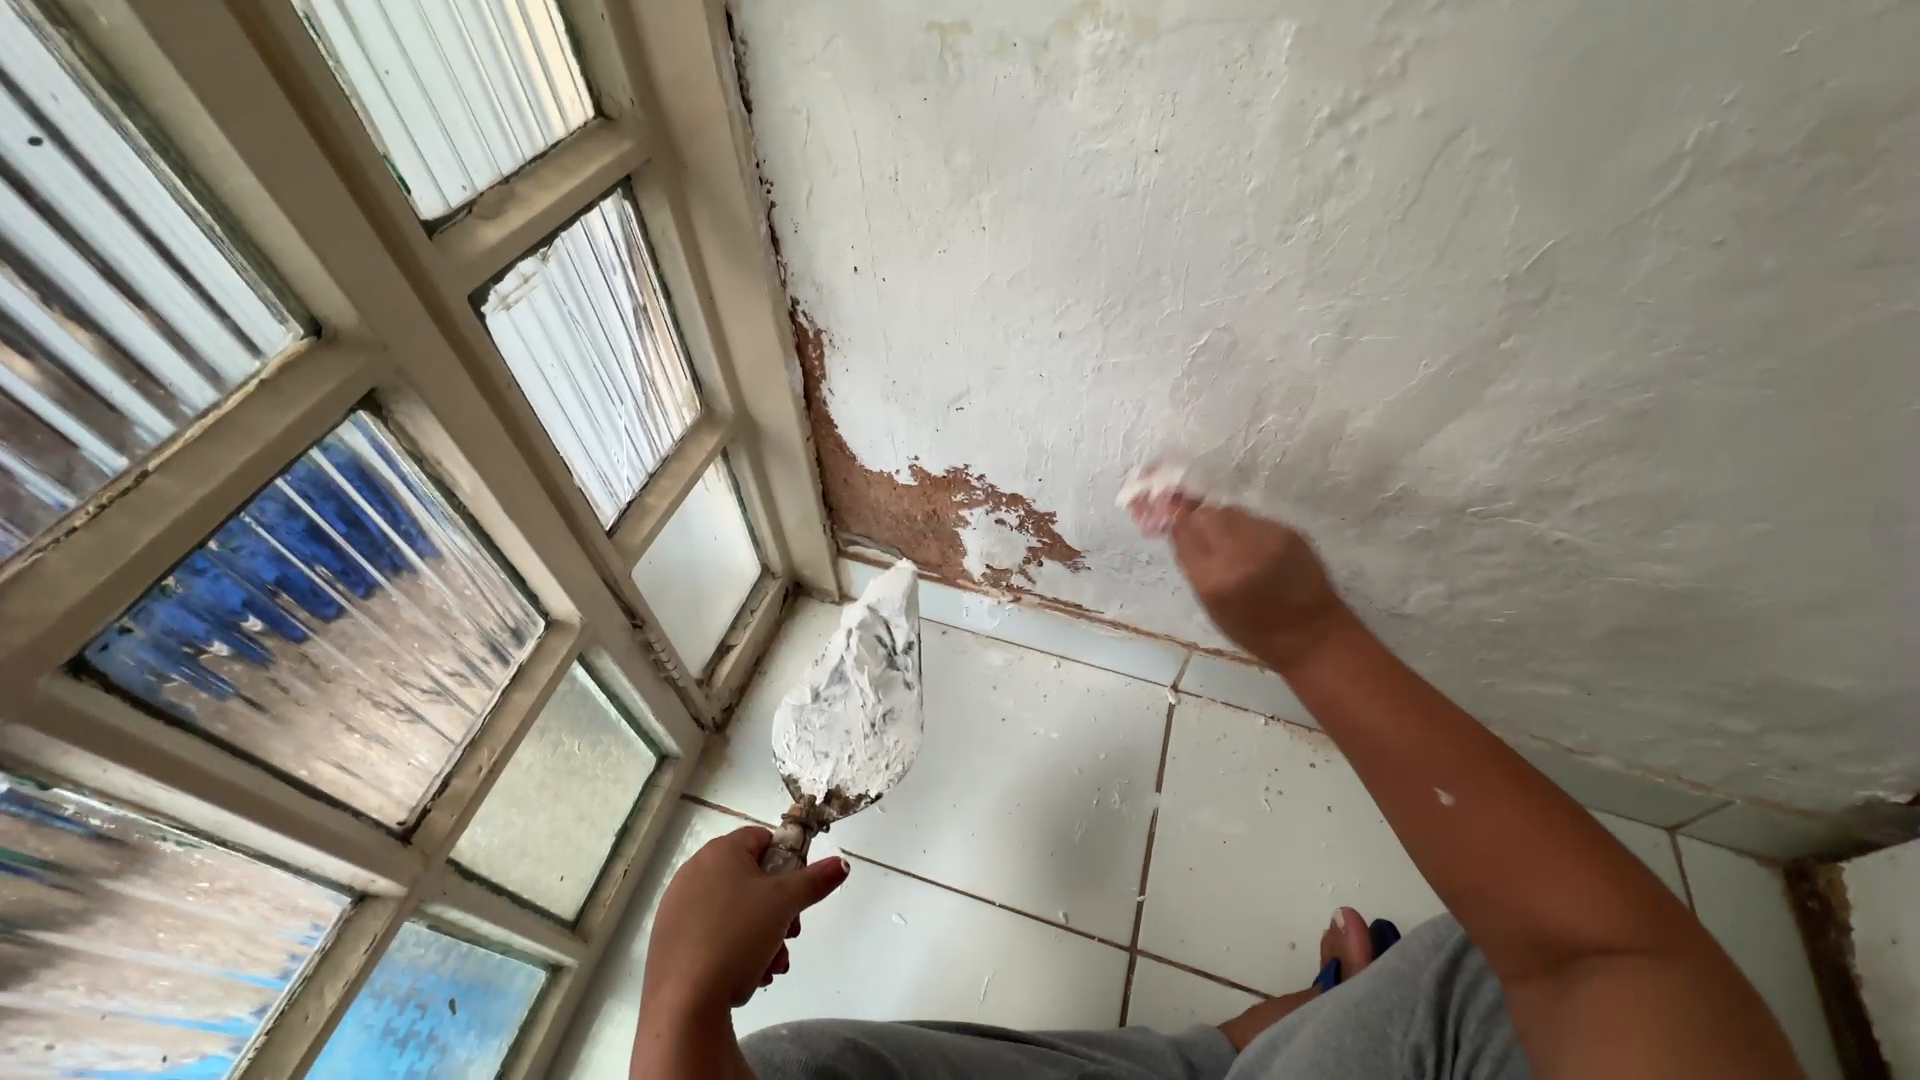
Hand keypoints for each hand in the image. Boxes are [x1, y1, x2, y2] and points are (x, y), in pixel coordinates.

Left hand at [641, 827, 849, 1019]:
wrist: (683, 1001)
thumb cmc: (738, 935)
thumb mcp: (785, 903)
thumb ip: (815, 880)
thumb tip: (841, 863)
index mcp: (720, 852)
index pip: (762, 838)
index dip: (786, 861)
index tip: (797, 891)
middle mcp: (694, 872)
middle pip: (750, 879)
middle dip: (778, 909)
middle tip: (790, 934)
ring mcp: (677, 907)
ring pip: (734, 912)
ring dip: (762, 935)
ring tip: (772, 965)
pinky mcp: (669, 940)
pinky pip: (712, 933)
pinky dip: (733, 949)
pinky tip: (748, 976)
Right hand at [1132, 493, 1351, 670]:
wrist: (1311, 633)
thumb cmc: (1253, 629)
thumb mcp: (1211, 604)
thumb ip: (1194, 565)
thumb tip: (1178, 529)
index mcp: (1213, 580)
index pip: (1183, 532)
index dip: (1173, 518)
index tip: (1165, 512)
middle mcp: (1239, 553)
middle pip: (1205, 514)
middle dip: (1196, 517)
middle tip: (1196, 527)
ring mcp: (1267, 539)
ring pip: (1230, 512)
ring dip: (1221, 522)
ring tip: (1228, 541)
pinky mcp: (1289, 532)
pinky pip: (1254, 519)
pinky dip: (1246, 529)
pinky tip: (1253, 547)